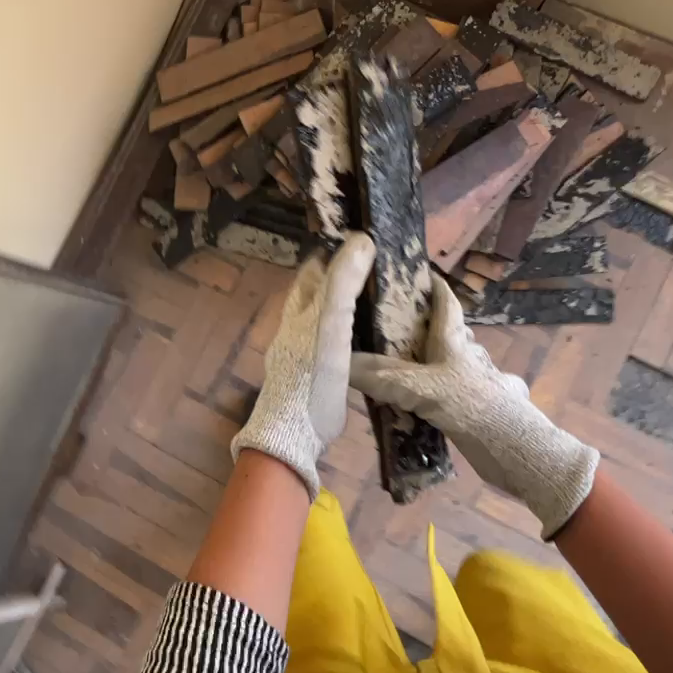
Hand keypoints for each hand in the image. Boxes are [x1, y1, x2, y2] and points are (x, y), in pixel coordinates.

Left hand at [231, 232, 374, 500]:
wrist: (294, 434)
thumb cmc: (311, 375)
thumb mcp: (330, 322)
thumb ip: (343, 283)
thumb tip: (361, 239)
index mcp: (297, 313)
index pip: (311, 274)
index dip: (332, 257)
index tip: (361, 246)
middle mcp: (295, 331)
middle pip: (316, 298)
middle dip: (339, 284)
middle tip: (375, 275)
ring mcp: (302, 357)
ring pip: (324, 324)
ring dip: (345, 312)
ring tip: (378, 306)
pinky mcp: (314, 381)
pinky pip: (333, 349)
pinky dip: (349, 339)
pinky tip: (367, 345)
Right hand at [349, 276, 597, 537]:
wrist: (520, 452)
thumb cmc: (472, 407)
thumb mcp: (419, 390)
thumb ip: (381, 377)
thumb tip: (340, 364)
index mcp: (455, 344)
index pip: (446, 304)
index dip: (435, 288)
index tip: (424, 275)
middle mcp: (472, 358)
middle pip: (455, 335)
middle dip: (435, 330)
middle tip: (405, 333)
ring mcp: (486, 385)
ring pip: (463, 365)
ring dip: (445, 365)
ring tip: (417, 373)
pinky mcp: (491, 411)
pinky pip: (468, 396)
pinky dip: (455, 398)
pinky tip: (443, 410)